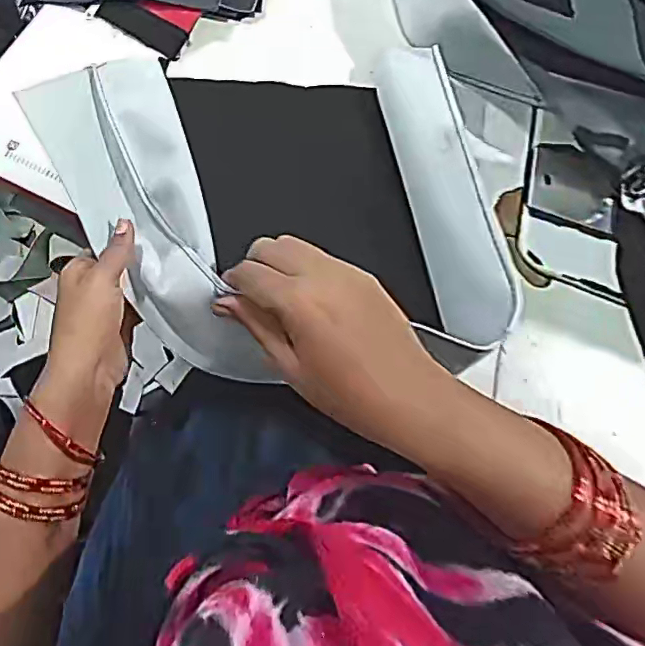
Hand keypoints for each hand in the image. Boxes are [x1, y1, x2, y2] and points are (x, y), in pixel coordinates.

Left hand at [42, 220, 135, 393]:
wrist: (88, 374)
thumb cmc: (81, 331)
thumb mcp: (102, 279)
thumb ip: (115, 252)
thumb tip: (123, 227)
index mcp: (76, 271)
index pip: (101, 246)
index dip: (120, 241)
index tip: (140, 236)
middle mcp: (87, 289)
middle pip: (117, 267)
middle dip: (133, 267)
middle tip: (149, 261)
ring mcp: (102, 309)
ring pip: (129, 289)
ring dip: (141, 288)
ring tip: (151, 283)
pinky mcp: (117, 327)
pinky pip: (136, 309)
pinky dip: (145, 307)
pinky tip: (152, 304)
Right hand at [215, 236, 449, 441]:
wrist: (413, 401)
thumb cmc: (359, 396)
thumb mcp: (290, 366)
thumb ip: (255, 325)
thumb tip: (231, 305)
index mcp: (300, 301)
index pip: (248, 271)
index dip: (231, 284)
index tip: (231, 297)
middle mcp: (323, 278)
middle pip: (268, 246)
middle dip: (252, 266)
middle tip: (251, 296)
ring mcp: (346, 274)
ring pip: (293, 244)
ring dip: (277, 262)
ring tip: (279, 297)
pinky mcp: (363, 277)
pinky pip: (321, 257)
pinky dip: (304, 267)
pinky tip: (307, 299)